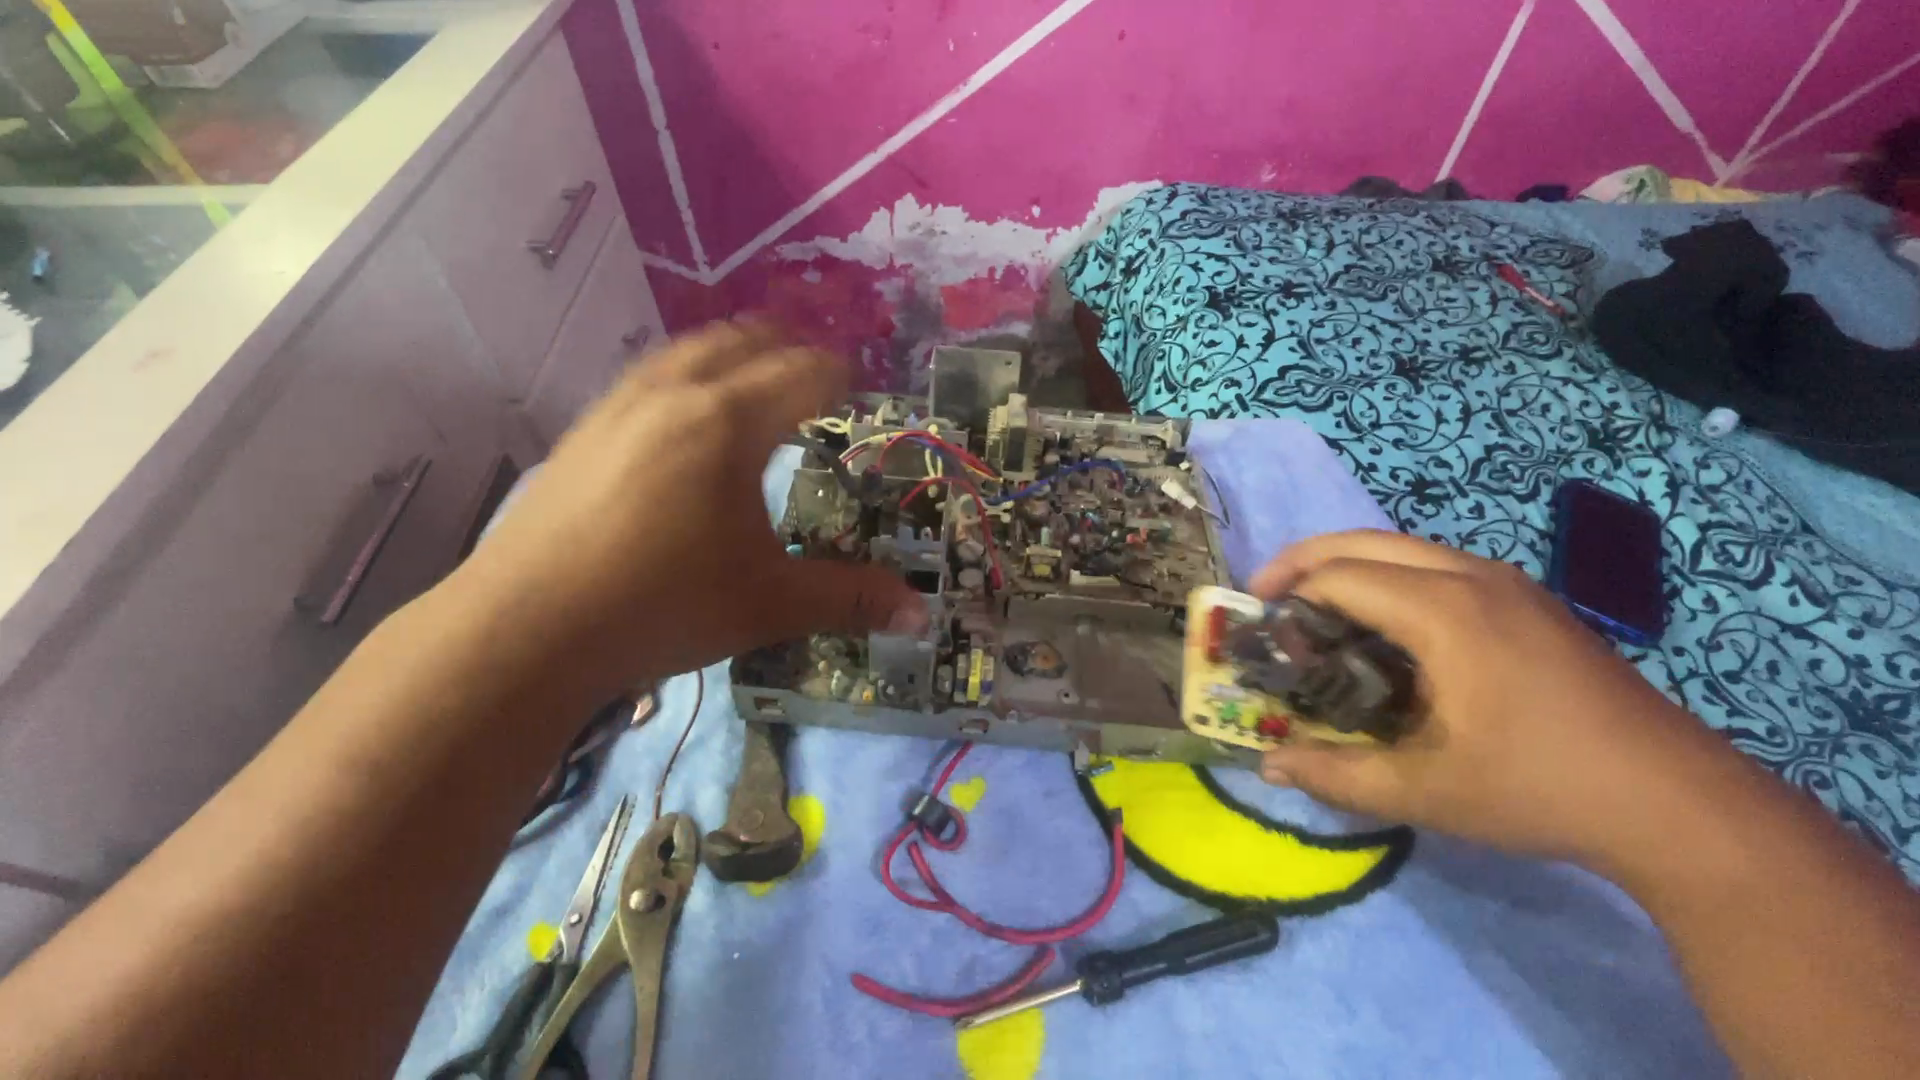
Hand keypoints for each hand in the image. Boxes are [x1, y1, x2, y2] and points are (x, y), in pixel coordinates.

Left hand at [451, 322, 925, 698]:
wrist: (525, 630)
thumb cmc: (662, 606)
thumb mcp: (769, 603)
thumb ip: (849, 598)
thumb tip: (922, 612)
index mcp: (729, 422)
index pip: (804, 373)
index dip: (841, 375)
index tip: (863, 386)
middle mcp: (676, 394)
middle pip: (745, 342)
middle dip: (790, 348)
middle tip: (820, 369)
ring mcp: (620, 406)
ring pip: (688, 350)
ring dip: (733, 350)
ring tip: (757, 369)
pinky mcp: (583, 430)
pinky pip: (648, 375)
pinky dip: (684, 372)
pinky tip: (680, 409)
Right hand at [1250, 530, 1729, 864]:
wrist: (1677, 801)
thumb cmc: (1538, 789)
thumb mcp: (1424, 791)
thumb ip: (1335, 775)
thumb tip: (1267, 766)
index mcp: (1443, 611)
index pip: (1339, 576)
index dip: (1287, 594)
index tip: (1257, 626)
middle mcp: (1473, 577)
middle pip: (1366, 542)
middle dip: (1306, 561)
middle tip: (1269, 598)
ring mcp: (1510, 584)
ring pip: (1406, 548)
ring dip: (1352, 568)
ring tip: (1320, 613)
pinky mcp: (1532, 602)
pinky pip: (1440, 566)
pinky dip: (1393, 580)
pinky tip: (1390, 631)